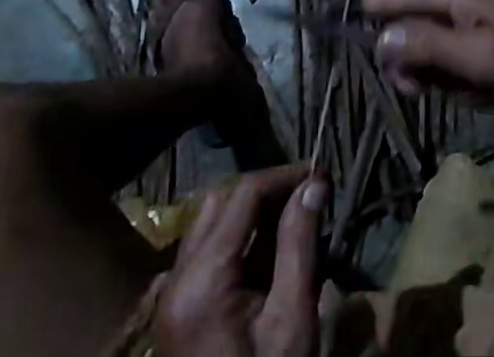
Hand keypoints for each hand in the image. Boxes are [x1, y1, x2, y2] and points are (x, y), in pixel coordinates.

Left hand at [152, 163, 327, 356]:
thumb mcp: (293, 319)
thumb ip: (300, 245)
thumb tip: (314, 185)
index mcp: (202, 279)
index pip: (243, 196)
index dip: (284, 177)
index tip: (321, 173)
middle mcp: (177, 276)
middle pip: (221, 202)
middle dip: (267, 190)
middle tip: (309, 194)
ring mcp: (172, 292)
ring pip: (210, 221)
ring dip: (252, 210)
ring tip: (294, 216)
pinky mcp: (179, 306)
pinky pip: (207, 249)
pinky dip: (239, 235)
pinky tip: (272, 249)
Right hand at [362, 0, 493, 94]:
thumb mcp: (479, 56)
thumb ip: (426, 47)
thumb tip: (379, 40)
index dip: (377, 34)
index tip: (396, 72)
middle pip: (405, 30)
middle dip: (420, 67)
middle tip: (442, 91)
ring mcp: (468, 6)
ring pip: (430, 48)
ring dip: (448, 77)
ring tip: (482, 89)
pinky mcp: (481, 23)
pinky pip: (455, 52)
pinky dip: (467, 74)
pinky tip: (493, 87)